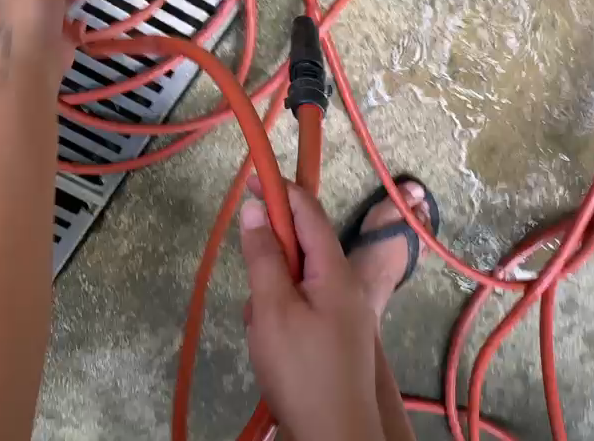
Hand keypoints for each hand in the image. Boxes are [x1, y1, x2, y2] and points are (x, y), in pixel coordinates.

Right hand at [238, 178, 369, 440]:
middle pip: (302, 243)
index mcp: (336, 271)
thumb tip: (256, 207)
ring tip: (261, 323)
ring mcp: (342, 313)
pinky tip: (270, 339)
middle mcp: (345, 286)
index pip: (308, 209)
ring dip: (272, 286)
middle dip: (270, 250)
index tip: (249, 179)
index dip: (279, 188)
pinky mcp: (334, 336)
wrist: (334, 440)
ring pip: (298, 275)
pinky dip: (280, 309)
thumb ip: (263, 255)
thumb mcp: (272, 307)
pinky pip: (302, 302)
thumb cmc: (301, 370)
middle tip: (251, 279)